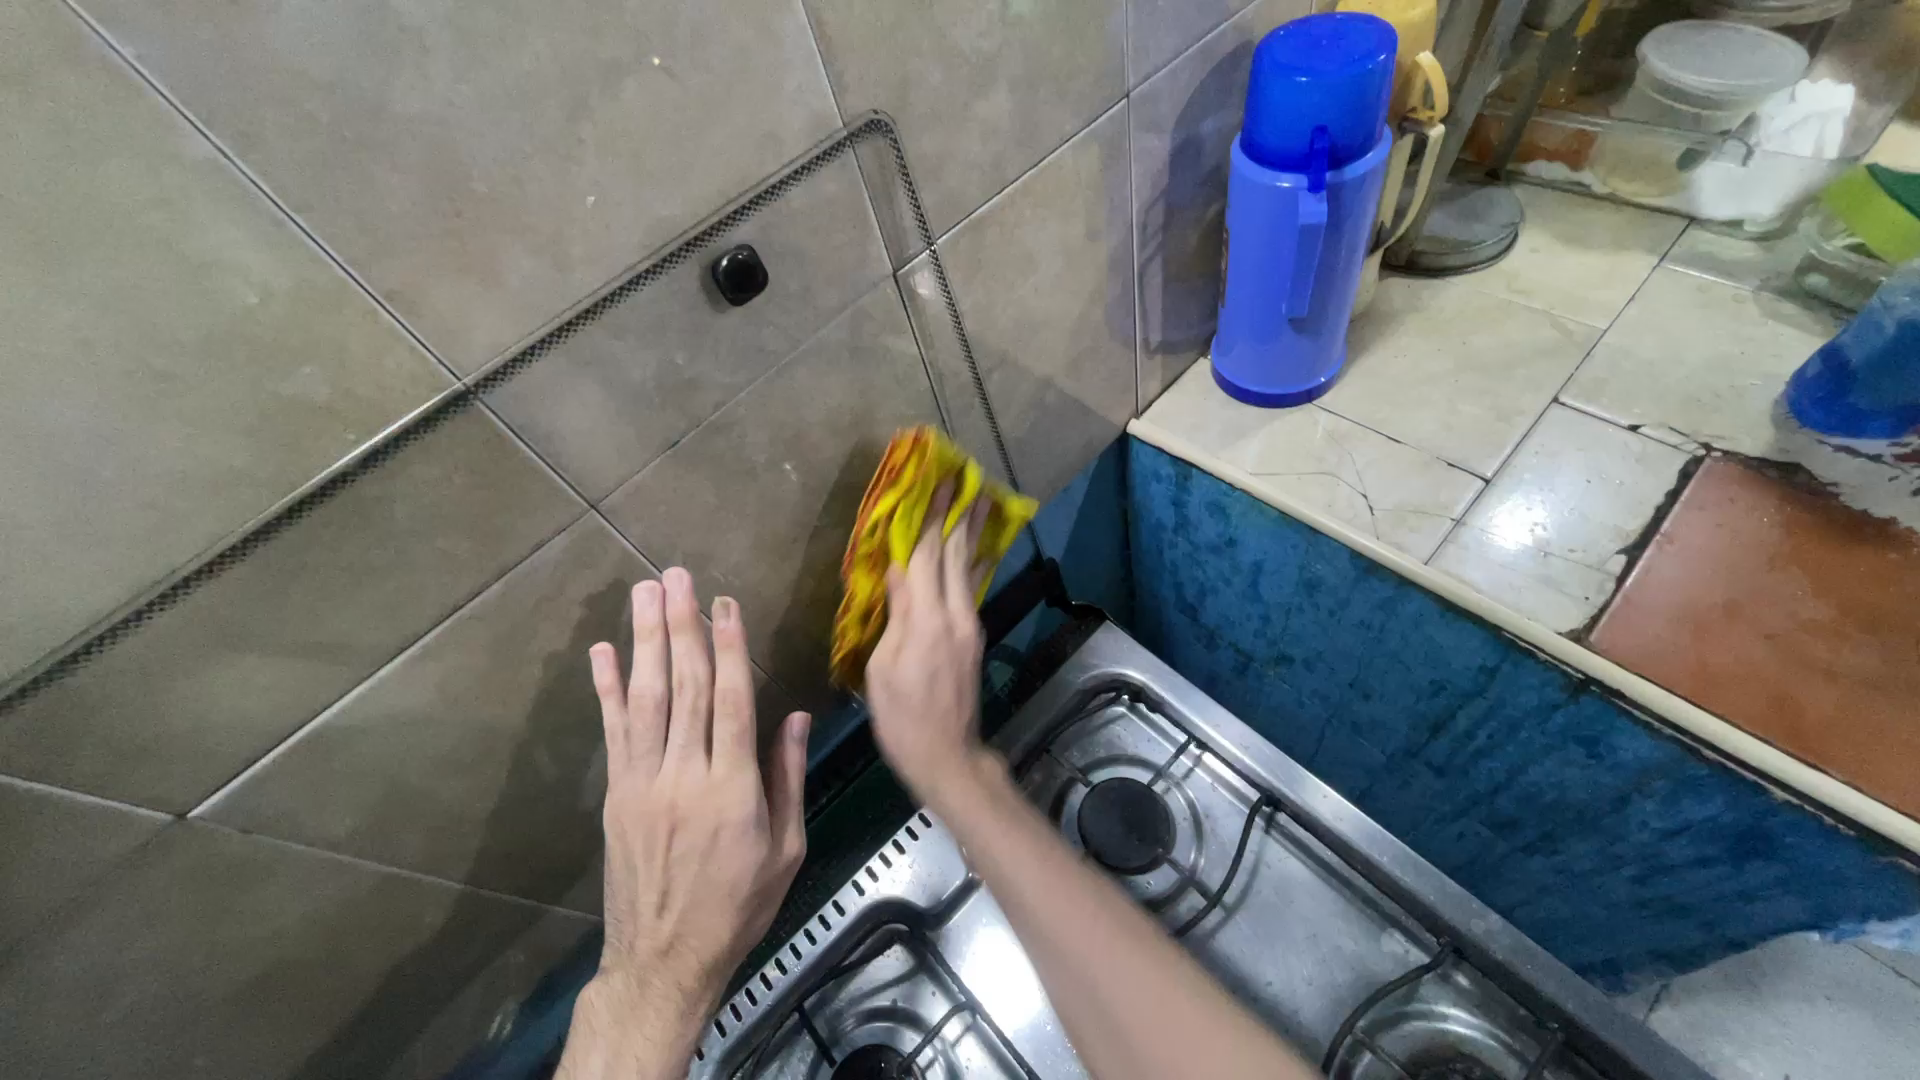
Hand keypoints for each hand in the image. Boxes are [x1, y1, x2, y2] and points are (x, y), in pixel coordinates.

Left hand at [560, 568, 808, 1078]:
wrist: (665, 958)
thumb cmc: (739, 905)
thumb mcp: (786, 849)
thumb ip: (786, 779)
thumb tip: (792, 716)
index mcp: (733, 788)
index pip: (730, 701)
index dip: (728, 647)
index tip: (725, 603)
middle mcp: (684, 774)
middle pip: (683, 687)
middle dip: (682, 626)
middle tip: (677, 577)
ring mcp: (643, 782)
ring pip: (645, 699)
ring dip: (644, 642)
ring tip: (644, 594)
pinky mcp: (617, 794)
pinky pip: (612, 733)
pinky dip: (606, 690)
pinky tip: (603, 653)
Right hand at [865, 484, 998, 812]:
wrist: (945, 753)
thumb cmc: (901, 715)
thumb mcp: (883, 665)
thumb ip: (895, 613)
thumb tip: (897, 571)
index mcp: (926, 618)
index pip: (926, 555)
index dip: (929, 518)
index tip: (937, 483)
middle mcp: (955, 614)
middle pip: (955, 555)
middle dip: (958, 515)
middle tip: (966, 480)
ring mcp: (969, 625)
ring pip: (969, 569)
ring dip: (972, 534)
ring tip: (982, 503)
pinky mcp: (973, 637)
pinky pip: (971, 589)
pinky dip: (972, 564)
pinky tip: (975, 552)